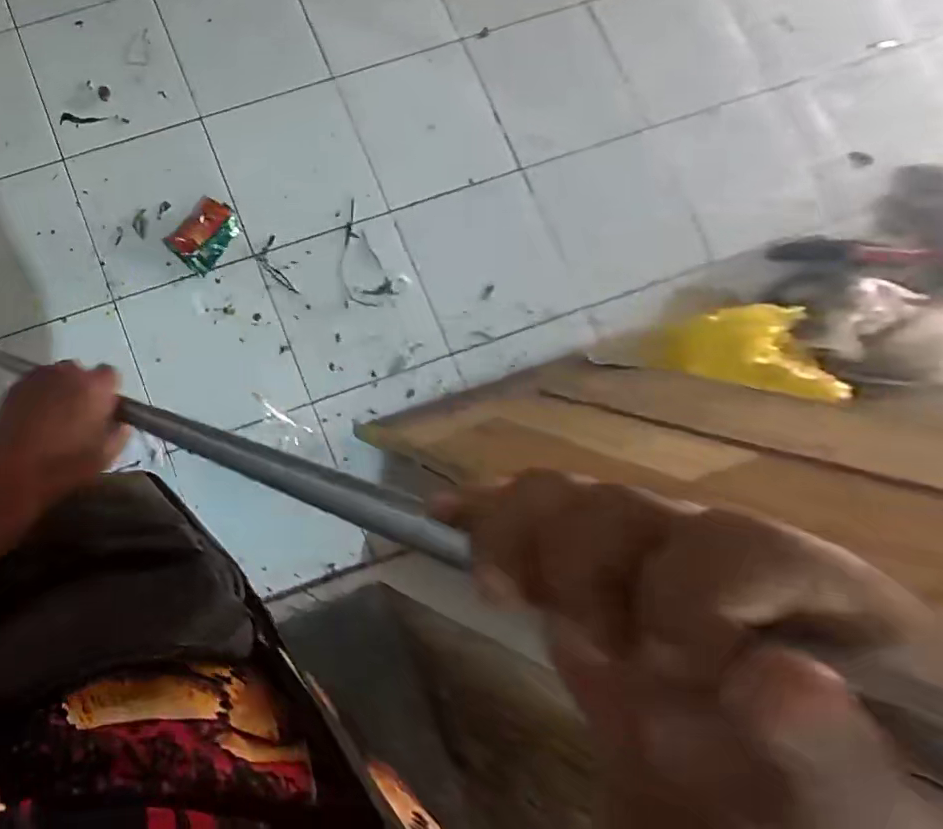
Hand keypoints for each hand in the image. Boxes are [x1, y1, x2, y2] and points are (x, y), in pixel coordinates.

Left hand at [0, 362, 129, 509]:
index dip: (107, 393)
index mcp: (95, 387)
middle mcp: (68, 372)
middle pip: (82, 373)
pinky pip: (35, 383)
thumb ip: (119, 433)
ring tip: (51, 420)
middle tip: (77, 418)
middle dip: (82, 390)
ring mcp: (39, 374)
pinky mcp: (17, 383)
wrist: (13, 469)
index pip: (110, 375)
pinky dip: (38, 394)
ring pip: (57, 376)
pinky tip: (33, 418)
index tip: (103, 411)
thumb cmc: (64, 465)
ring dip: (59, 390)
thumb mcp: (104, 456)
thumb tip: (120, 423)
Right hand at [431, 471, 939, 828]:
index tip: (667, 672)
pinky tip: (444, 519)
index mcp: (823, 598)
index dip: (691, 595)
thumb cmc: (802, 814)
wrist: (728, 811)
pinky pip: (517, 510)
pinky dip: (478, 512)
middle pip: (624, 509)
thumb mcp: (851, 812)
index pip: (748, 547)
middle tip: (590, 652)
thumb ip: (835, 756)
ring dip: (513, 540)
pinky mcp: (573, 566)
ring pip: (558, 497)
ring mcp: (637, 554)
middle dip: (581, 572)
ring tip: (505, 598)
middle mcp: (721, 551)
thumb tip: (785, 676)